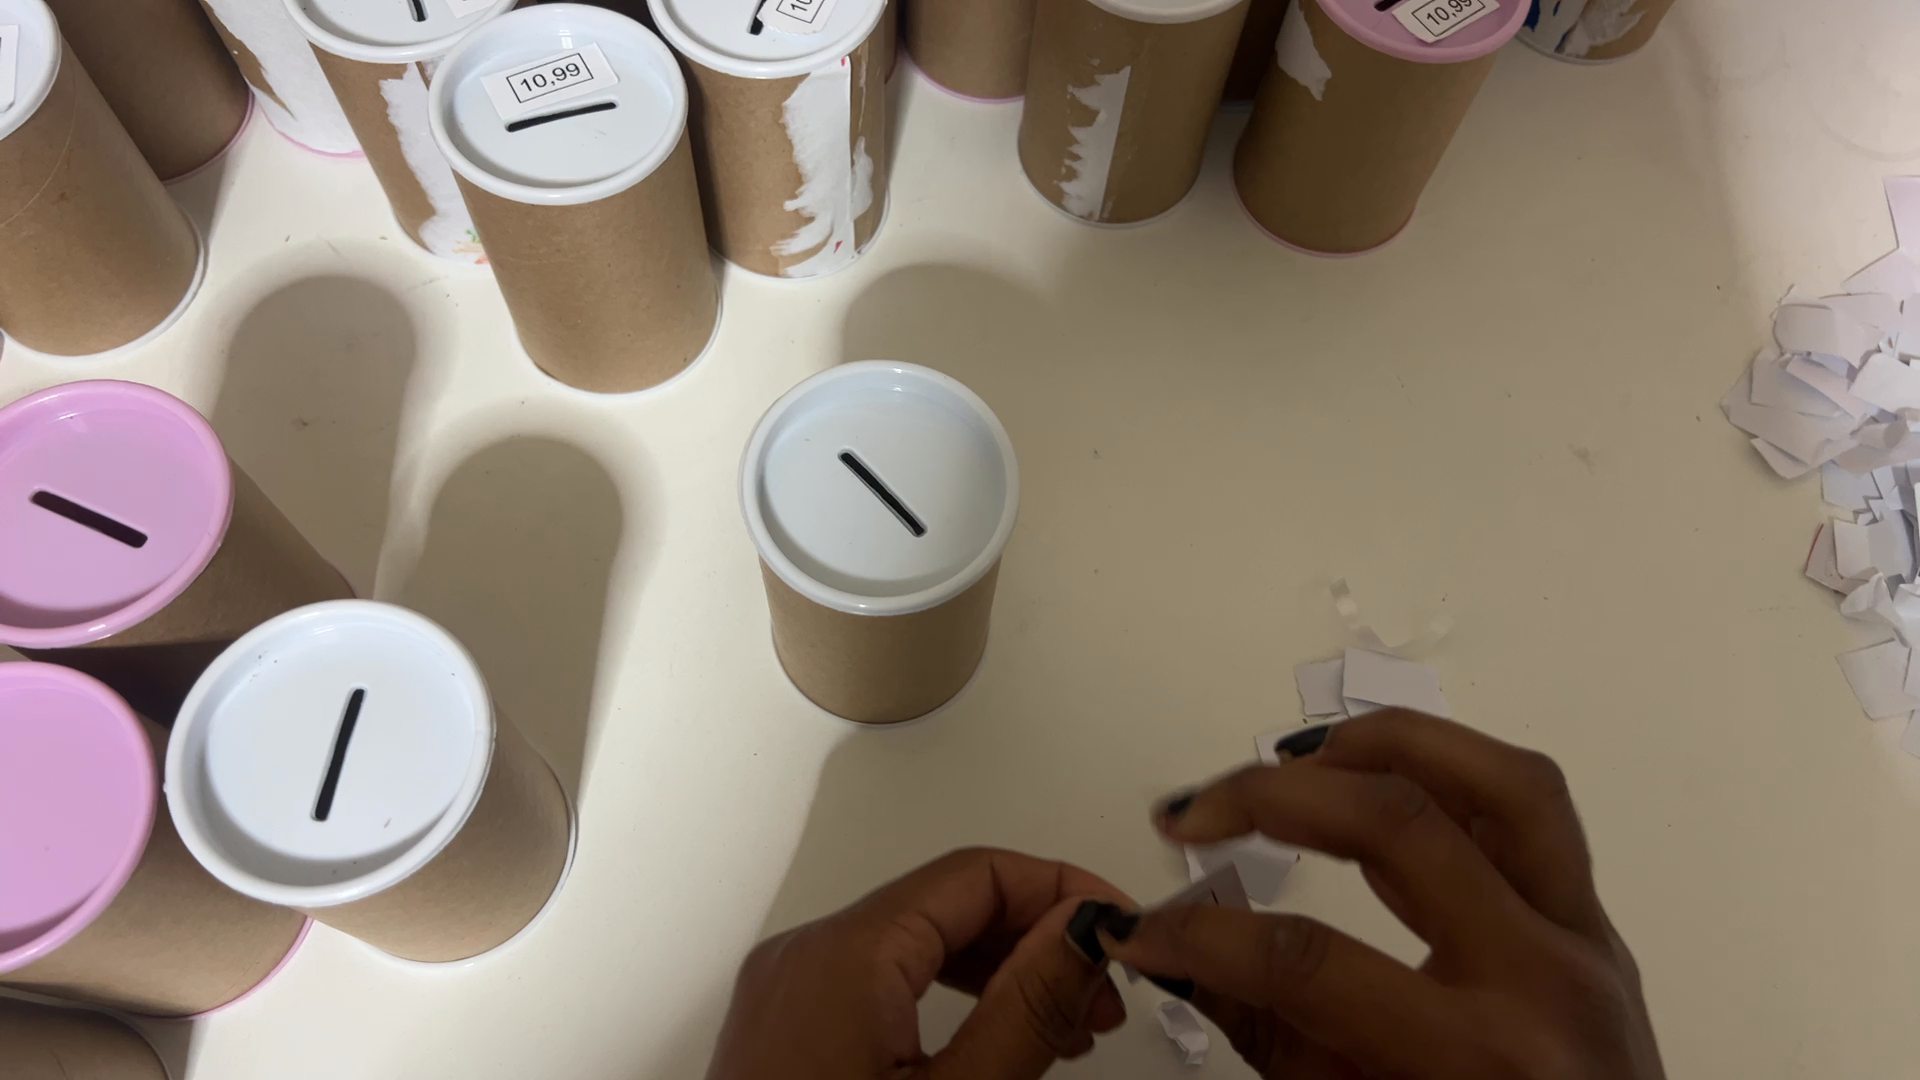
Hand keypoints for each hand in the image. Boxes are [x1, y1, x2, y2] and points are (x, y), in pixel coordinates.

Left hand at [706, 848, 1131, 1079]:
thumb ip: (1025, 1008)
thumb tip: (1082, 929)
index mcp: (843, 952)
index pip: (974, 873)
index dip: (1055, 887)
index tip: (1114, 923)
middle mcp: (809, 950)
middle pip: (947, 902)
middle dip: (1033, 934)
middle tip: (1102, 990)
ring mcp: (794, 984)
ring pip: (920, 940)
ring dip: (999, 966)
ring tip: (1068, 1019)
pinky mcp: (793, 1021)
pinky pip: (887, 978)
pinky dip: (950, 991)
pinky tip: (998, 1028)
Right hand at [1099, 710, 1665, 1079]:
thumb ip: (1253, 1022)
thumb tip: (1155, 943)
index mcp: (1483, 1060)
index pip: (1311, 962)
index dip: (1203, 938)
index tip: (1138, 930)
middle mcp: (1546, 978)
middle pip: (1396, 824)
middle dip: (1266, 798)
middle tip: (1192, 812)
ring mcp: (1584, 932)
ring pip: (1497, 778)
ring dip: (1374, 744)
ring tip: (1289, 758)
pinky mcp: (1586, 908)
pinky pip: (1521, 796)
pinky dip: (1436, 760)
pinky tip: (1363, 772)